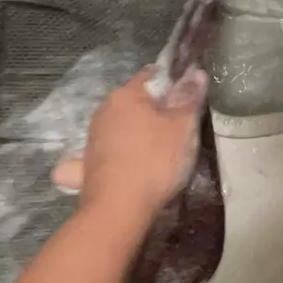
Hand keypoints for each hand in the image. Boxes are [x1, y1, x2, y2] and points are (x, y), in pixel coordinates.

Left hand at [55, 67, 205, 217]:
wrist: (118, 210)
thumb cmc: (155, 161)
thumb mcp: (183, 127)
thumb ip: (189, 96)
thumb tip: (194, 72)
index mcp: (126, 95)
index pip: (152, 74)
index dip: (174, 81)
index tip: (189, 97)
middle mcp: (104, 110)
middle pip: (136, 101)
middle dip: (156, 109)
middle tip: (180, 128)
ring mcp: (93, 138)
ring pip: (122, 125)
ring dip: (139, 132)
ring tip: (160, 151)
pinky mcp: (88, 164)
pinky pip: (109, 151)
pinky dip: (119, 154)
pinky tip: (126, 166)